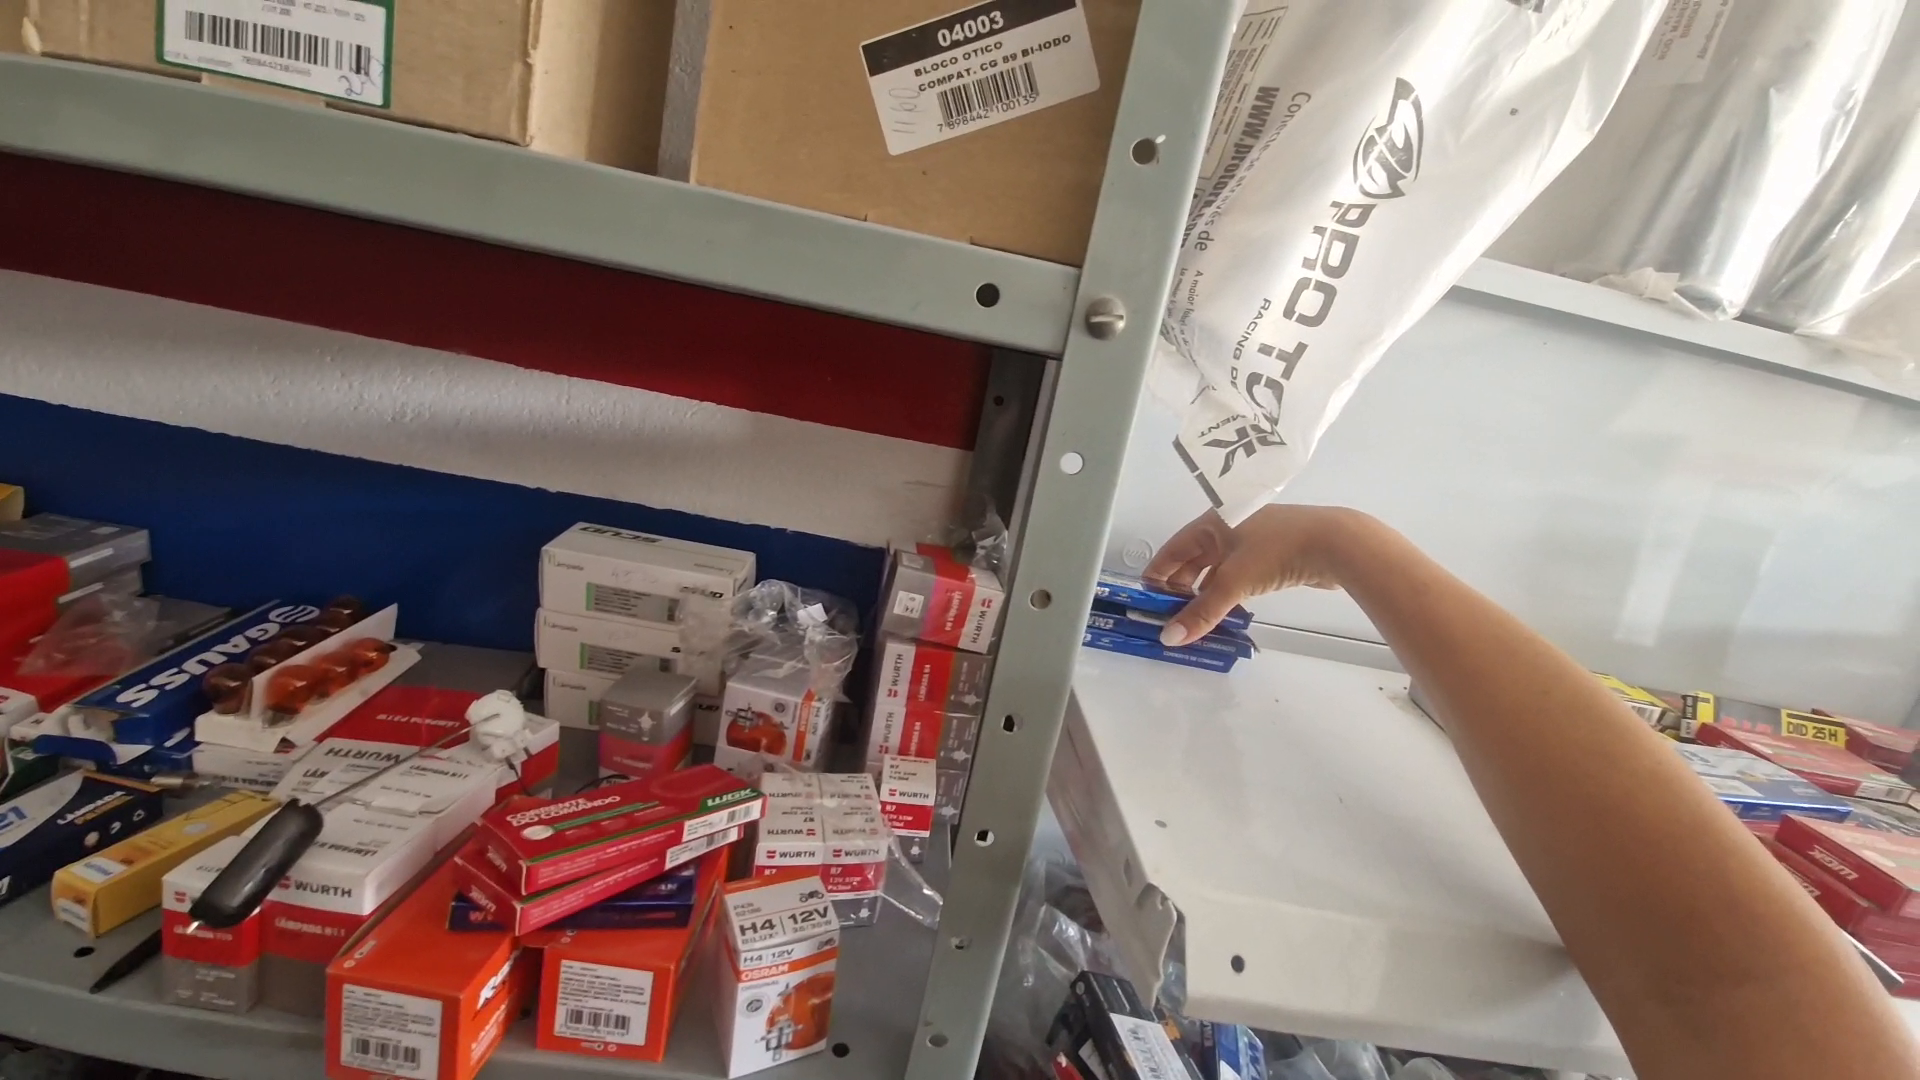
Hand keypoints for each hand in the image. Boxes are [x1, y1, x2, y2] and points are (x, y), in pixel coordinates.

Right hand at [1142, 505, 1360, 644]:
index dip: (1157, 574)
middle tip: (1170, 618)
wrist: (1339, 543)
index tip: (1146, 601)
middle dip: (1180, 589)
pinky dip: (1228, 595)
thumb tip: (1170, 639)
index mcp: (1212, 523)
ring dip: (1205, 595)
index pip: (1172, 550)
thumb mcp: (1234, 581)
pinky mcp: (1272, 557)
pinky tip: (1226, 615)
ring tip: (1195, 622)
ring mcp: (1252, 541)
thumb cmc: (1278, 550)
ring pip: (1216, 571)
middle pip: (1193, 561)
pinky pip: (1238, 578)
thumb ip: (1202, 612)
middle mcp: (1228, 528)